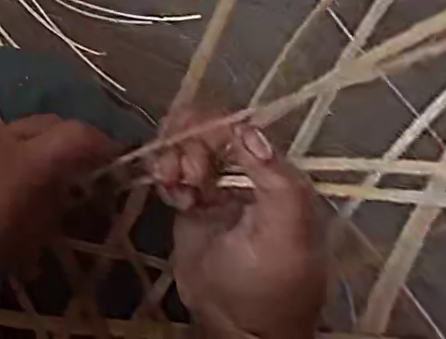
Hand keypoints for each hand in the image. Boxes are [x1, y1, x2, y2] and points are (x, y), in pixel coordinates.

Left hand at [0, 114, 118, 272]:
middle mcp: (13, 136)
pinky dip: (20, 149)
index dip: (105, 144)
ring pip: (29, 127)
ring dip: (46, 145)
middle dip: (78, 142)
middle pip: (56, 122)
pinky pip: (6, 135)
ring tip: (50, 179)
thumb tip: (65, 204)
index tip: (120, 163)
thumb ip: (51, 218)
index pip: (79, 134)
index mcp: (33, 160)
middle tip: (89, 172)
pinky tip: (13, 178)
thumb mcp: (24, 244)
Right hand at [150, 121, 326, 338]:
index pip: (237, 127)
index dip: (209, 133)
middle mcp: (246, 171)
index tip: (195, 163)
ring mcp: (216, 180)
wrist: (230, 325)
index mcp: (277, 177)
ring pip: (182, 139)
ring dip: (169, 156)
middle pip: (204, 127)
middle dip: (184, 146)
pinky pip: (168, 159)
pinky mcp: (189, 190)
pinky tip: (170, 196)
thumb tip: (249, 130)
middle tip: (183, 178)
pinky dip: (162, 171)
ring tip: (170, 186)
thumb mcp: (284, 239)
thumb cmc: (265, 285)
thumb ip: (277, 184)